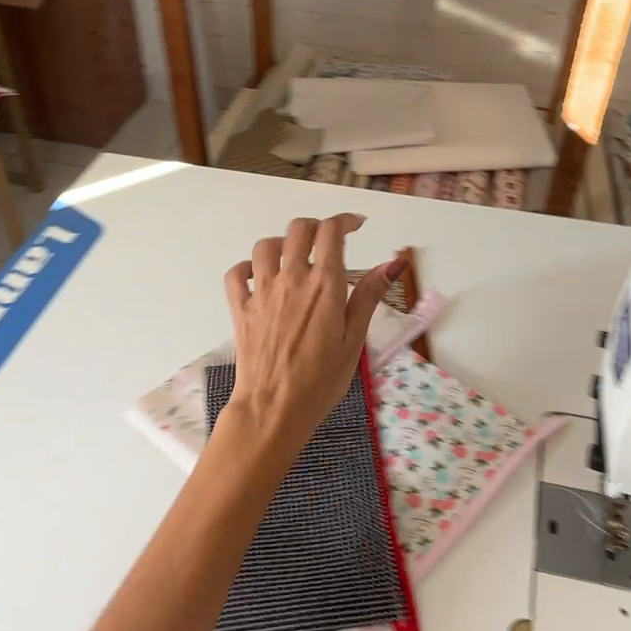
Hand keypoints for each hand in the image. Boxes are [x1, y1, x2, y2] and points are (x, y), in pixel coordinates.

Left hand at [221, 214, 404, 450]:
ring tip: (294, 258)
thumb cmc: (321, 381)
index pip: (332, 233)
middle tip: (328, 241)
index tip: (356, 225)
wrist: (274, 409)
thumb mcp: (354, 341)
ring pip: (265, 246)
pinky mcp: (240, 309)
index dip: (345, 221)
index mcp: (324, 285)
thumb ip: (368, 297)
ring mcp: (261, 292)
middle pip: (298, 230)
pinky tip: (260, 277)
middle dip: (316, 227)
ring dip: (282, 243)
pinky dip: (247, 267)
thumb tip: (393, 265)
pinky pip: (236, 274)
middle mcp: (291, 280)